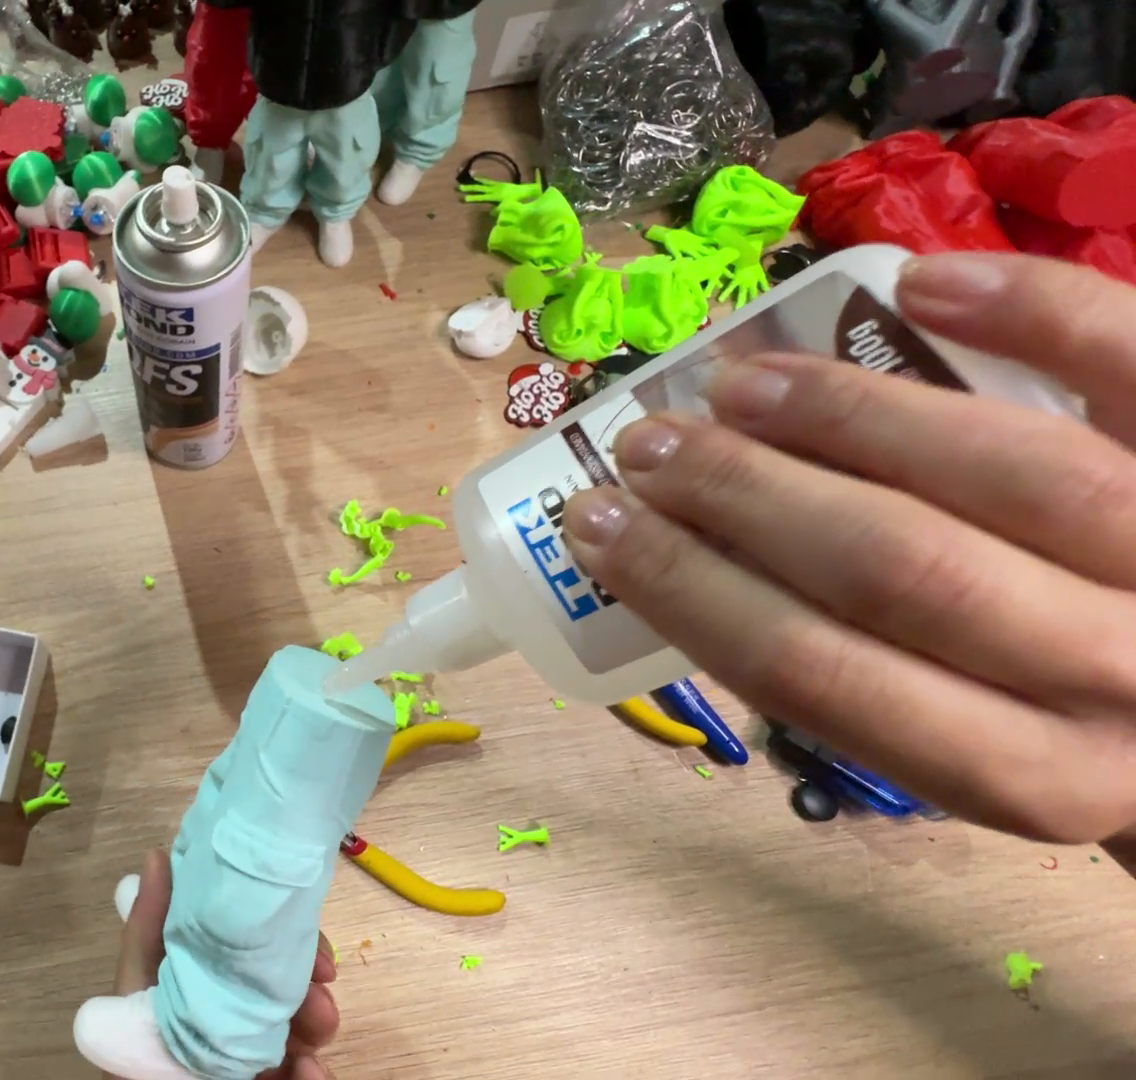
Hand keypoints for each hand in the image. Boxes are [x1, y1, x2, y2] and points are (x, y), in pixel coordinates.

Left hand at [110, 850, 340, 1079]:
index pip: (239, 944)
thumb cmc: (140, 1067)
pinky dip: (316, 1072)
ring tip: (321, 1028)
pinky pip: (307, 1072)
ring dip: (316, 1020)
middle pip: (276, 981)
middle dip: (302, 975)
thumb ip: (146, 938)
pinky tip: (315, 1075)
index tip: (296, 925)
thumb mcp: (135, 1001)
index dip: (269, 933)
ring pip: (300, 1024)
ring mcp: (251, 1058)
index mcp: (194, 986)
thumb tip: (157, 855)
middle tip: (322, 979)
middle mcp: (226, 1017)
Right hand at [562, 253, 1135, 846]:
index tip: (590, 521)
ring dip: (842, 412)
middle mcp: (1130, 686)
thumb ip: (833, 670)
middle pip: (893, 569)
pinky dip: (1037, 312)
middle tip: (644, 444)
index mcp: (1020, 772)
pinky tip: (919, 285)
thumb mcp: (940, 740)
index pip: (806, 670)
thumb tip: (682, 556)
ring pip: (1011, 473)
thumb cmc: (1057, 721)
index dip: (677, 586)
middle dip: (739, 492)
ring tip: (733, 381)